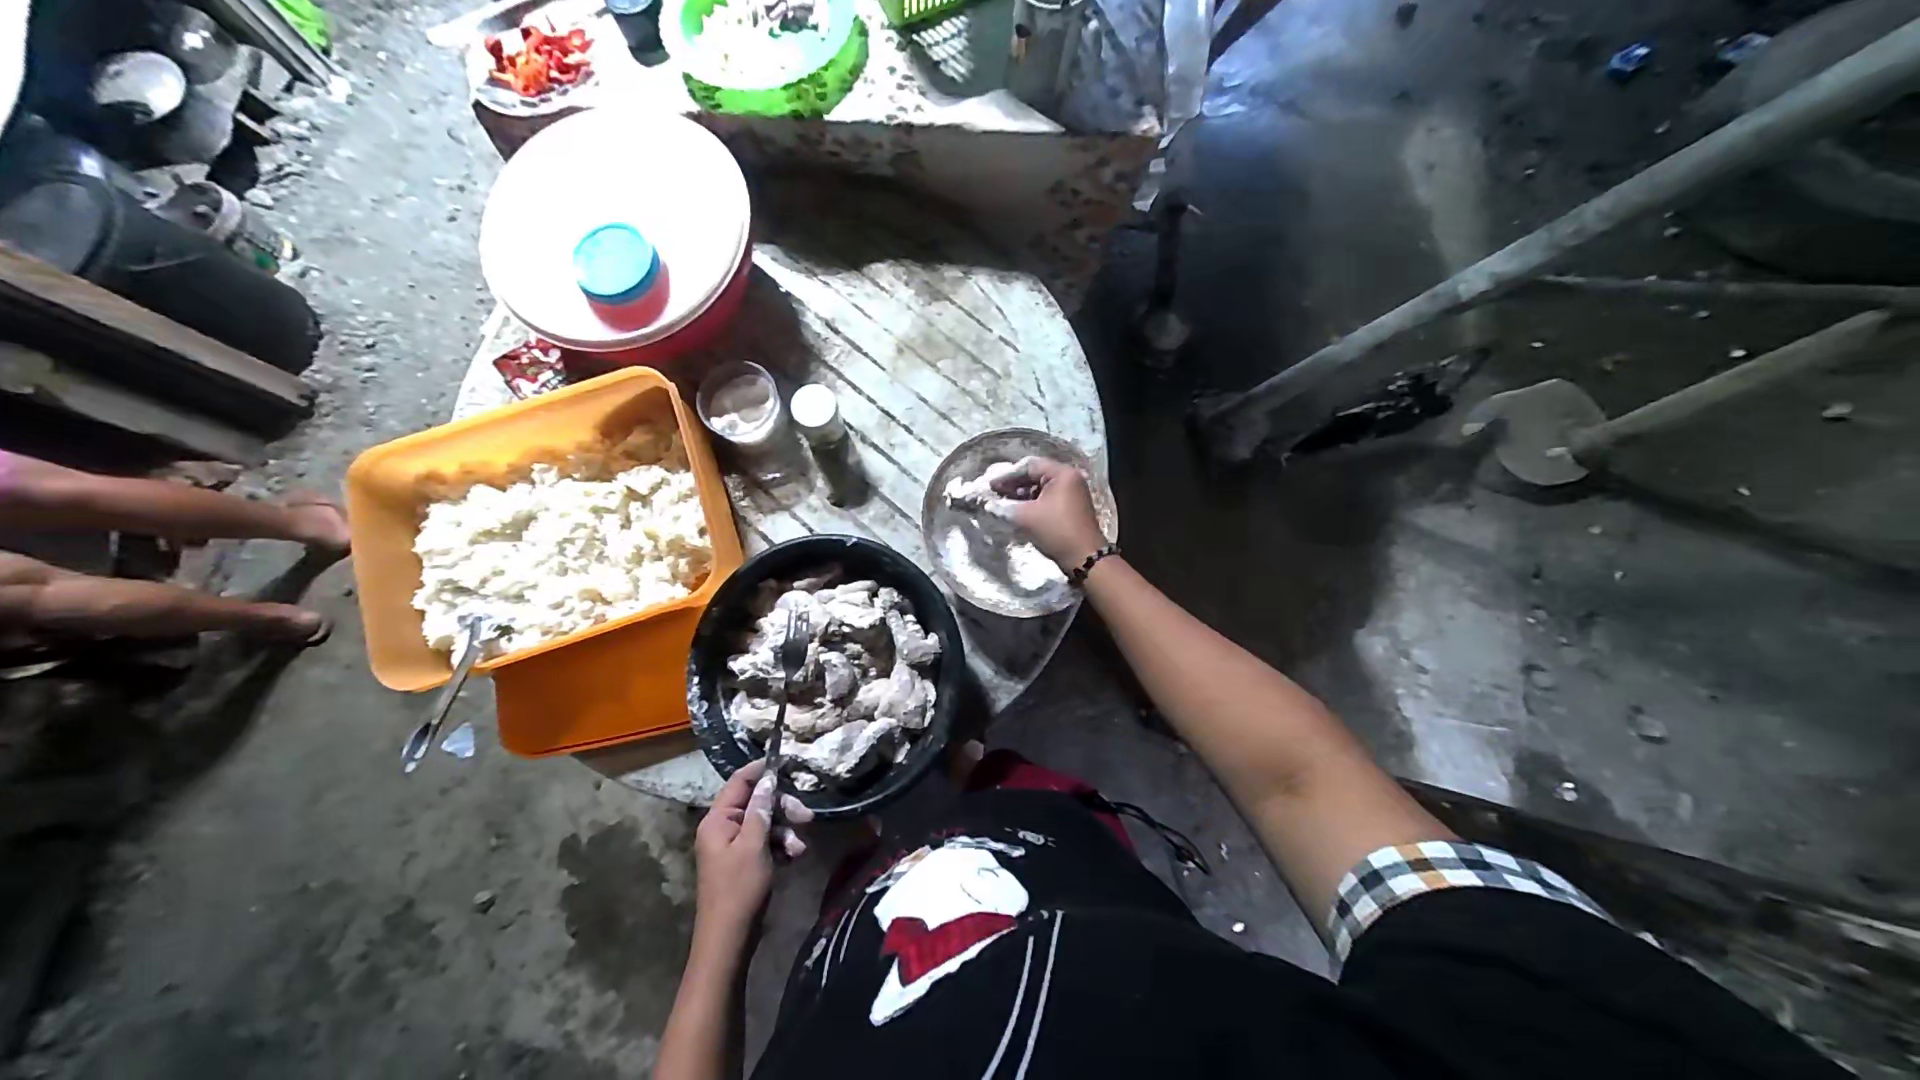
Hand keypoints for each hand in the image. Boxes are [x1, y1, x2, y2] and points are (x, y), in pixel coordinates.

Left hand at [693, 759, 812, 938]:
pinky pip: (767, 841)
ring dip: (786, 830)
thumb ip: (761, 808)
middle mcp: (724, 827)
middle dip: (783, 807)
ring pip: (766, 822)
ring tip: (799, 848)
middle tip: (806, 816)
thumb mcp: (754, 844)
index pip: (740, 781)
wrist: (730, 938)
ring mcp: (734, 845)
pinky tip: (794, 857)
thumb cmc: (740, 888)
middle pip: (757, 802)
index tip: (788, 762)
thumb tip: (768, 778)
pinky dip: (782, 846)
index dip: (762, 769)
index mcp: (718, 819)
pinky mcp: (745, 860)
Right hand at [989, 457, 1106, 570]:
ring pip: (1042, 487)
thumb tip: (989, 505)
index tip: (991, 485)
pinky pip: (1049, 498)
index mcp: (1062, 473)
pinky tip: (1019, 510)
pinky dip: (1033, 502)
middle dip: (1014, 484)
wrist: (1084, 557)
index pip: (1029, 466)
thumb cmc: (1056, 531)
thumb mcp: (1026, 517)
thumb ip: (1004, 507)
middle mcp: (1070, 478)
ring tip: (1004, 502)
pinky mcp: (1072, 507)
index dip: (1008, 475)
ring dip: (1022, 494)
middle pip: (1036, 474)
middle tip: (996, 492)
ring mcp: (1073, 493)